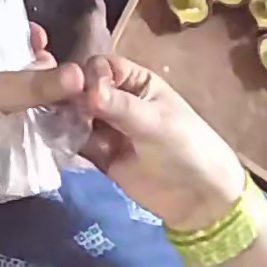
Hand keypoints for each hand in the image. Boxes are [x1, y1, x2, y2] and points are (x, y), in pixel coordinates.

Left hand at [0, 25, 84, 195]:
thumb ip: (36, 85)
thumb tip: (80, 74)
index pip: (17, 41)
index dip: (38, 43)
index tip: (62, 52)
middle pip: (34, 73)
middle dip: (57, 79)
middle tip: (85, 87)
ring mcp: (0, 110)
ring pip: (37, 103)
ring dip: (58, 107)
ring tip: (88, 110)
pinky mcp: (5, 138)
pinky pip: (34, 129)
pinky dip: (51, 130)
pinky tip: (76, 131)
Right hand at [80, 54, 245, 232]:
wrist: (198, 200)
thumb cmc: (185, 149)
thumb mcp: (154, 123)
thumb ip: (120, 107)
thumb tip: (87, 91)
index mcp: (135, 81)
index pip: (101, 66)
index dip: (89, 76)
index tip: (85, 93)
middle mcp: (116, 99)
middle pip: (82, 89)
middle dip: (72, 99)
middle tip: (71, 115)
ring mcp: (105, 126)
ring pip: (75, 114)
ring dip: (68, 121)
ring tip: (71, 133)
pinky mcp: (98, 152)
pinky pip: (76, 140)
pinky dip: (68, 141)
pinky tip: (67, 145)